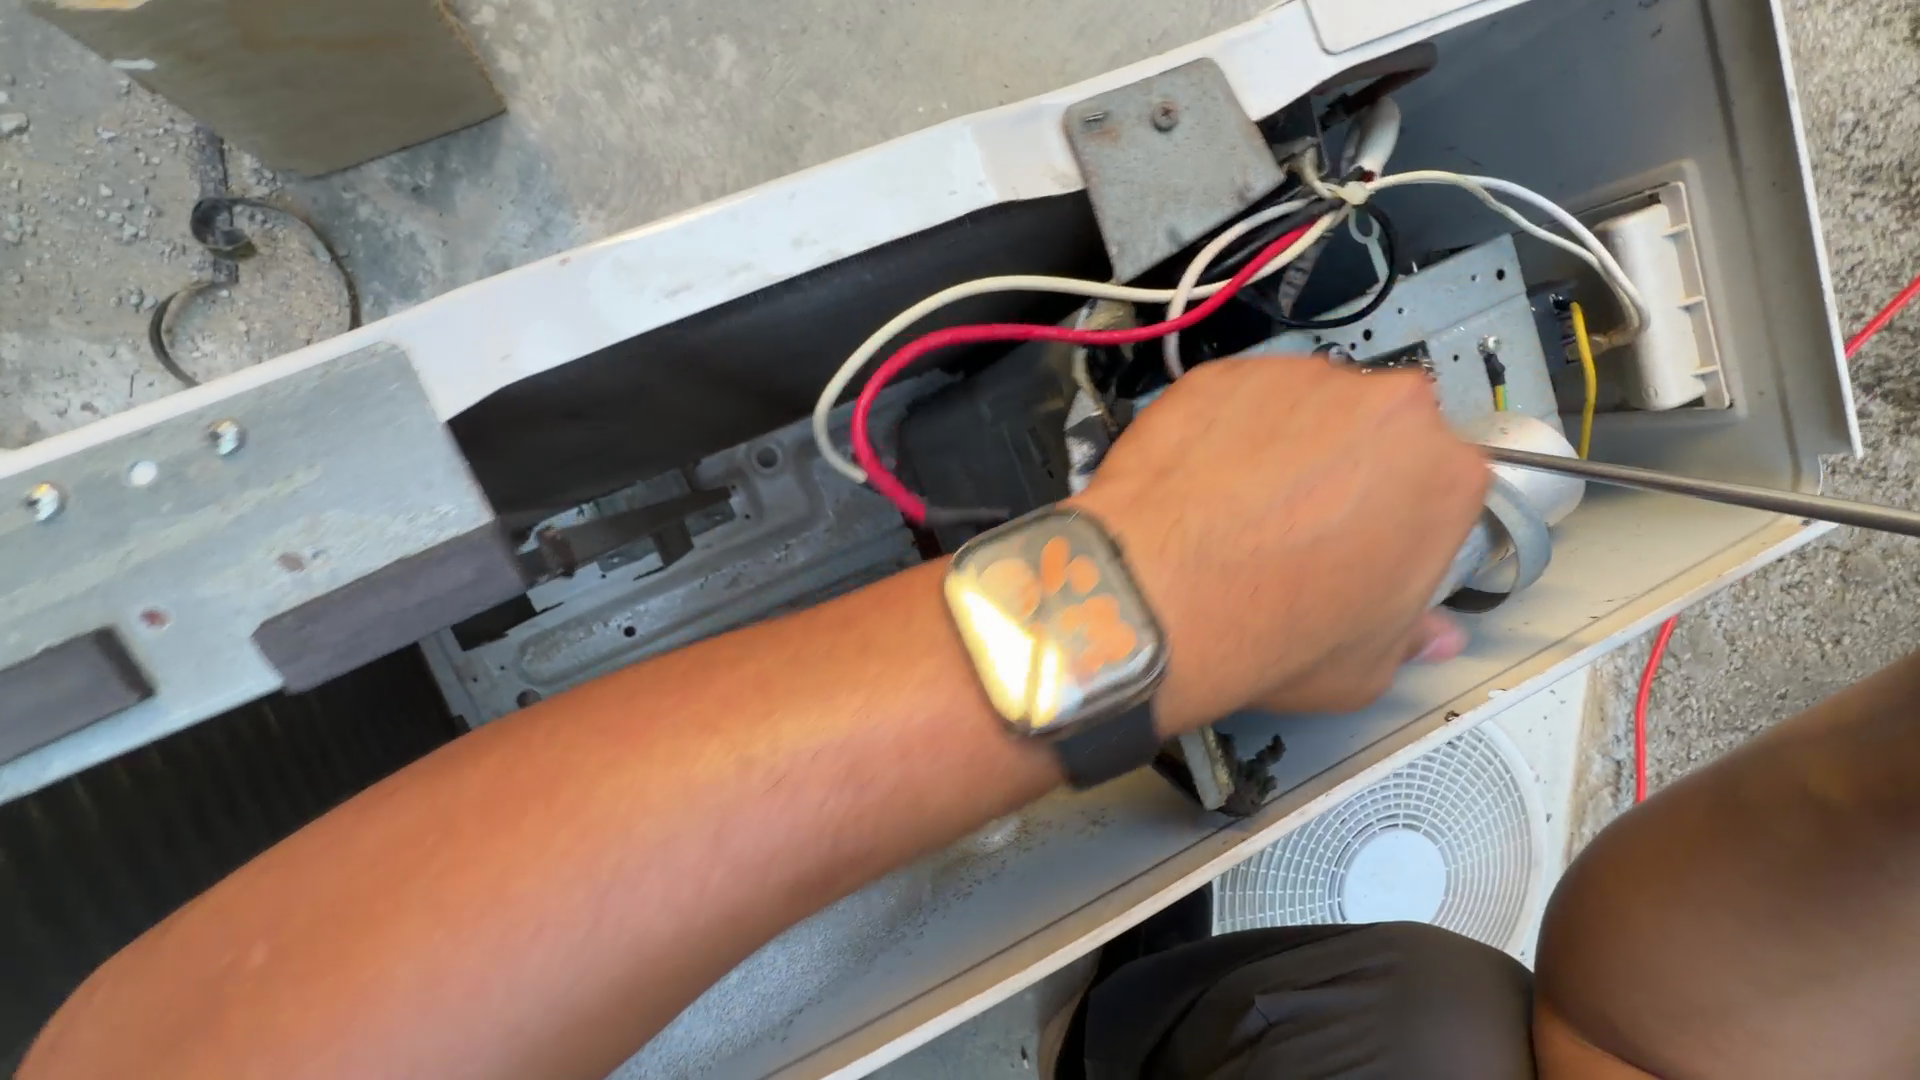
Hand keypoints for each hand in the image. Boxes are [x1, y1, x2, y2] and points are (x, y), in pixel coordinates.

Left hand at [1069, 354, 1487, 732]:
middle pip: (1374, 432)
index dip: (1393, 515)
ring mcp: (1300, 382)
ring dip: (1280, 445)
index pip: (1434, 482)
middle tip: (1293, 521)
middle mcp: (1386, 409)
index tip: (1361, 535)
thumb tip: (1429, 633)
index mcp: (1445, 476)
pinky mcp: (1227, 375)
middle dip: (1343, 471)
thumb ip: (1407, 634)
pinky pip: (1236, 399)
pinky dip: (1222, 430)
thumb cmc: (1268, 634)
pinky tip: (1200, 482)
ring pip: (1304, 408)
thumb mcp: (1364, 665)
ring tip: (1236, 506)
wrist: (1159, 598)